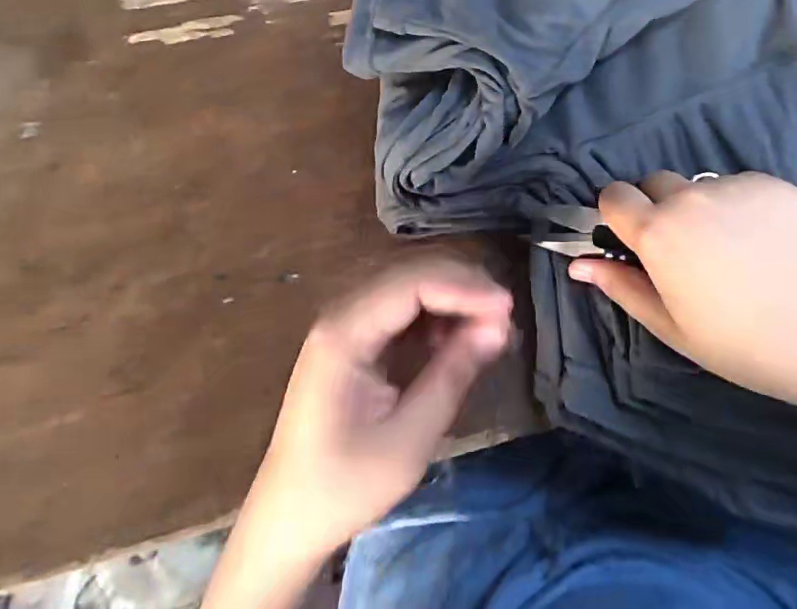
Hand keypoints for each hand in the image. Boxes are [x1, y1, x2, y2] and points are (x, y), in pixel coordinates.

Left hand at [237, 257, 512, 565]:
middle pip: (411, 274)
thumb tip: (500, 327)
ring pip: (410, 286)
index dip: (465, 287)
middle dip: (463, 288)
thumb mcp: (409, 440)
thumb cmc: (344, 487)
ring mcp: (345, 324)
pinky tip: (458, 339)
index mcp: (344, 334)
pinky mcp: (354, 339)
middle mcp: (341, 315)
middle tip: (506, 317)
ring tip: (491, 327)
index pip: (413, 283)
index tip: (508, 308)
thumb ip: (453, 376)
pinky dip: (436, 316)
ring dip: (453, 299)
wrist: (288, 521)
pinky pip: (402, 309)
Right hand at [568, 172, 796, 424]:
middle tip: (685, 252)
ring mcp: (735, 184)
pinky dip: (740, 207)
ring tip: (734, 252)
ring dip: (700, 207)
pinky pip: (738, 186)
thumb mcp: (674, 327)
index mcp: (658, 232)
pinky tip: (766, 244)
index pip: (613, 194)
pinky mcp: (773, 181)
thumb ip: (622, 287)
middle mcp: (690, 195)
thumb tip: (578, 263)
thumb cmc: (745, 345)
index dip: (617, 215)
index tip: (633, 241)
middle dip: (658, 209)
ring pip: (698, 185)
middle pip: (655, 183)